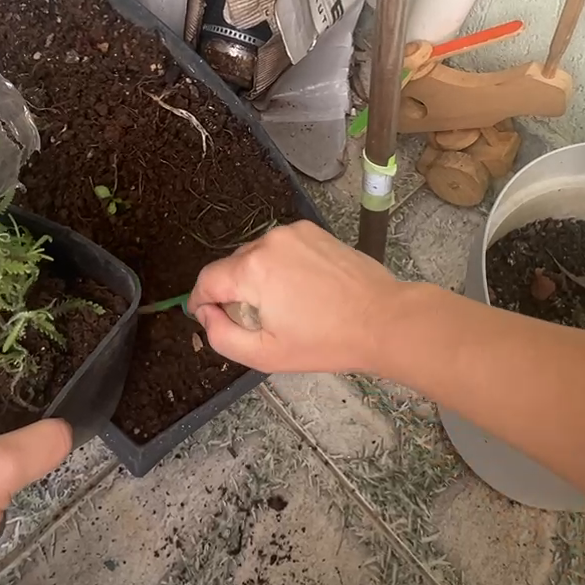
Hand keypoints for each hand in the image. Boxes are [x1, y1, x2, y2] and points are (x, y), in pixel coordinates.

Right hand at [187, 220, 413, 373]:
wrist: (382, 319)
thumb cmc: (326, 341)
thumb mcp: (265, 354)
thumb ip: (222, 336)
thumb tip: (206, 313)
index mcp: (252, 269)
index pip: (207, 279)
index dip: (202, 301)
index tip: (211, 317)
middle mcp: (268, 241)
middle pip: (231, 267)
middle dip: (236, 293)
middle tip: (260, 322)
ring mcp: (291, 232)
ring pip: (256, 256)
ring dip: (259, 278)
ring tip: (287, 306)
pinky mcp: (311, 230)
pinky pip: (280, 248)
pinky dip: (281, 266)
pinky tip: (303, 289)